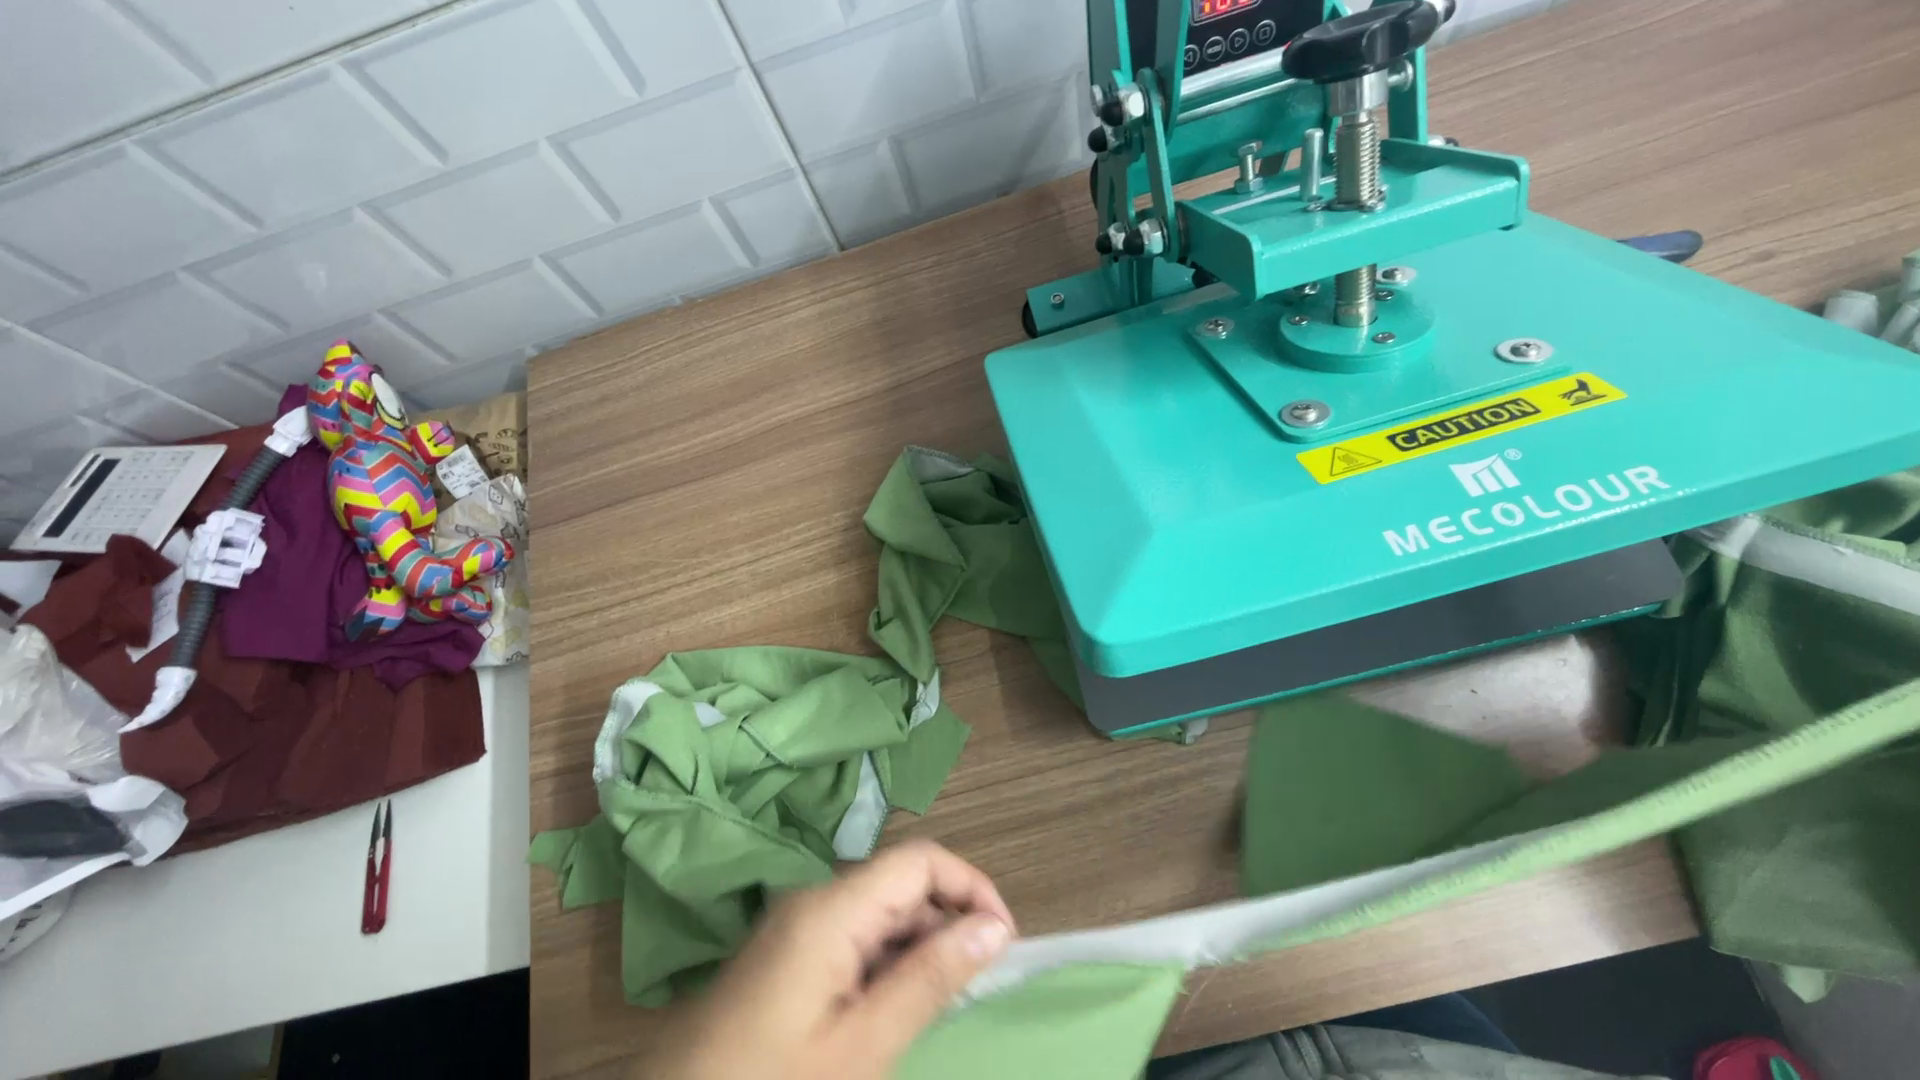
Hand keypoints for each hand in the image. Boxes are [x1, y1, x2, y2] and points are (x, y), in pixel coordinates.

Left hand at [647, 840, 1015, 1079]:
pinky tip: (889, 1011)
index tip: (1003, 941)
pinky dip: (885, 963)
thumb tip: (994, 927)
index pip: (920, 860)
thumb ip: (930, 979)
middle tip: (972, 988)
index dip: (971, 887)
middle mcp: (813, 900)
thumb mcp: (864, 1043)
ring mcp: (795, 925)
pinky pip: (851, 937)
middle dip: (947, 922)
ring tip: (934, 1007)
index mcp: (832, 908)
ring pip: (878, 912)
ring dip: (917, 947)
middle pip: (900, 883)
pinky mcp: (785, 953)